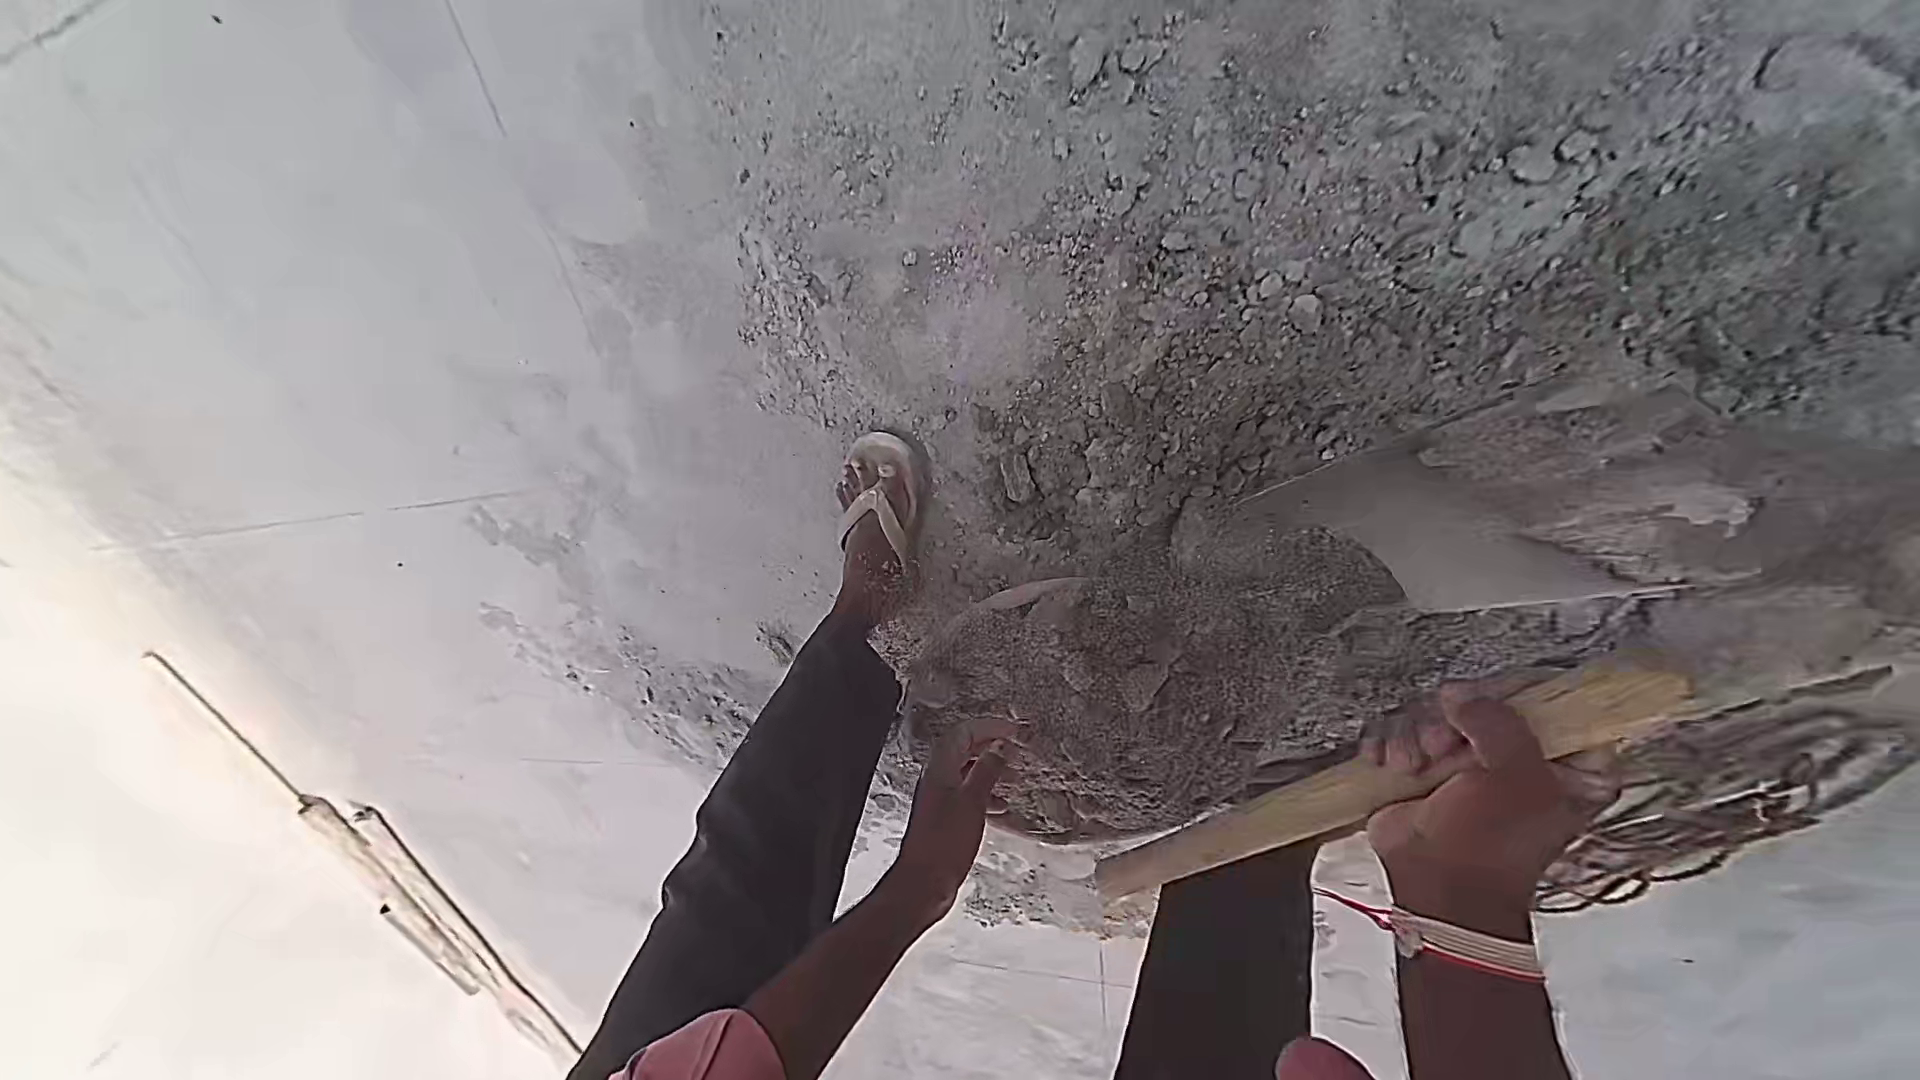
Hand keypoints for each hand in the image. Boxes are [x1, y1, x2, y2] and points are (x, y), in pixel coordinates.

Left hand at [884, 719, 1016, 924]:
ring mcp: (939, 796)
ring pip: (967, 770)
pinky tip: (1000, 804)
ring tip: (1013, 775)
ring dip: (990, 768)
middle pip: (964, 747)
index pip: (964, 731)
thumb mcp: (973, 801)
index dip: (990, 726)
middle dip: (990, 744)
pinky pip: (967, 792)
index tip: (1012, 729)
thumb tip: (1000, 747)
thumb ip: (987, 770)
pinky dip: (985, 791)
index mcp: (940, 767)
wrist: (924, 882)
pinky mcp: (944, 815)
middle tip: (1014, 746)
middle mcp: (937, 777)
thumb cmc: (944, 843)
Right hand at [1366, 684, 1618, 928]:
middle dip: (1443, 724)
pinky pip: (1396, 729)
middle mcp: (1513, 755)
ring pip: (1428, 714)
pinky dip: (1386, 744)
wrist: (1434, 881)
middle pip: (1473, 703)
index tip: (1475, 707)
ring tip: (1407, 767)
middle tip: (1437, 750)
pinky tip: (1385, 764)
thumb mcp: (1514, 781)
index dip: (1506, 695)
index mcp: (1562, 762)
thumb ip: (1499, 726)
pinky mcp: (1419, 764)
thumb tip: (1458, 692)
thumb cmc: (1489, 840)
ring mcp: (1462, 759)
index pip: (1543, 701)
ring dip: (1409, 738)